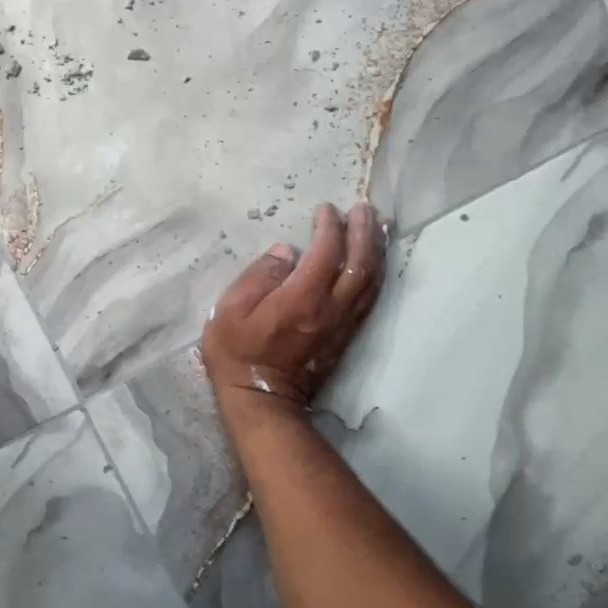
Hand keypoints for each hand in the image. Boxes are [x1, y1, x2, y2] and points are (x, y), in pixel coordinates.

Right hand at [201, 202, 385, 409]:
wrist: (261, 400)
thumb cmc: (236, 352)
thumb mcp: (230, 310)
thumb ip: (258, 276)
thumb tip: (285, 251)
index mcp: (302, 298)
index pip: (325, 253)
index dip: (329, 226)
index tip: (325, 208)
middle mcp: (330, 309)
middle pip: (359, 264)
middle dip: (363, 232)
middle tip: (364, 207)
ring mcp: (342, 324)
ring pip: (371, 281)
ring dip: (376, 250)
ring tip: (378, 226)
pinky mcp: (345, 336)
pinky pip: (369, 299)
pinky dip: (376, 275)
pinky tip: (374, 263)